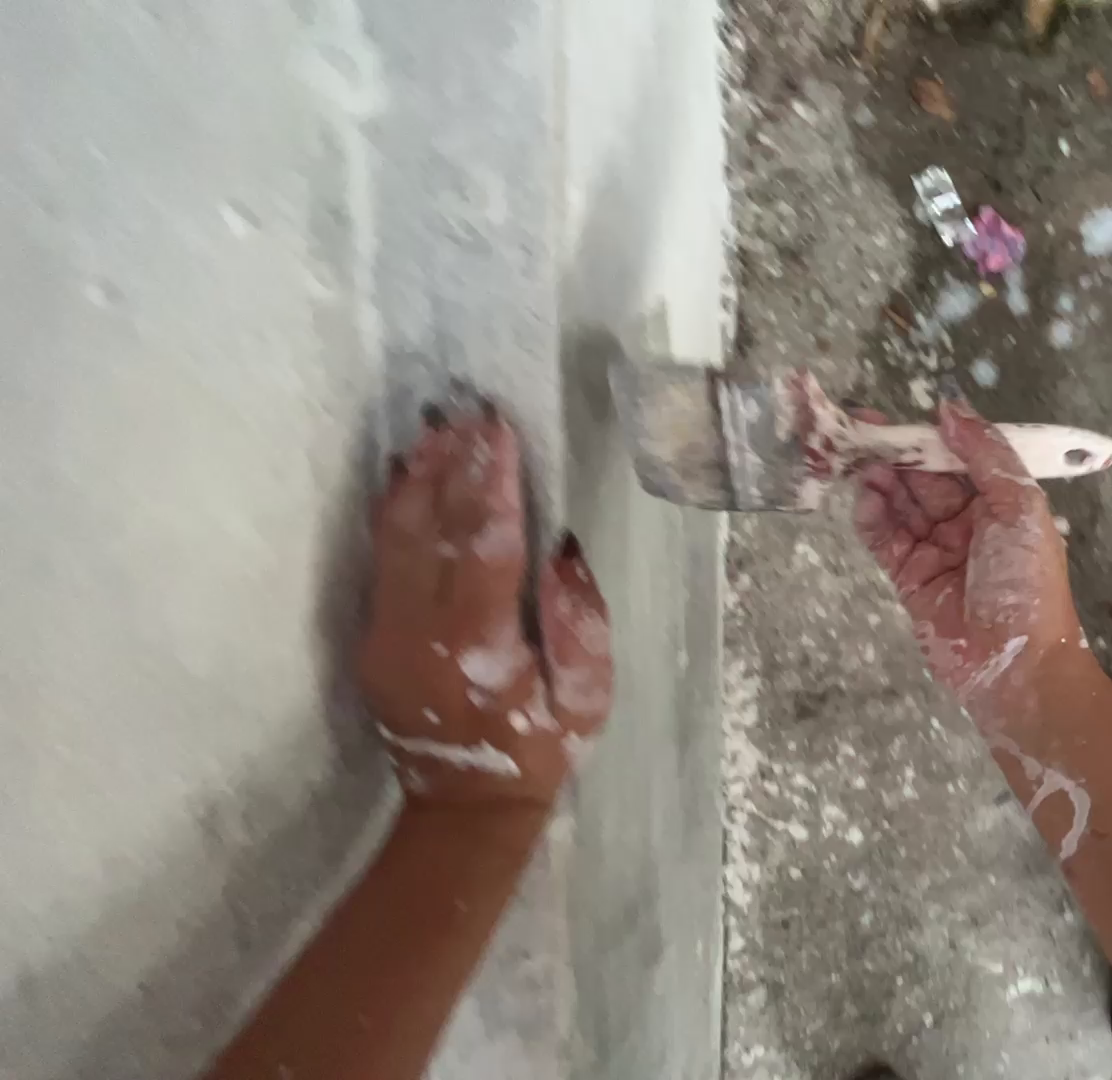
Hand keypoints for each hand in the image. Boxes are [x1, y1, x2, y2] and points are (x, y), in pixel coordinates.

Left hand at [358, 400, 611, 804]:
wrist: (466, 805)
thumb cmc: (544, 746)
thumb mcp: (589, 694)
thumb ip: (580, 622)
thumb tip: (564, 550)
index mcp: (477, 646)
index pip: (483, 546)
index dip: (490, 485)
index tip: (499, 432)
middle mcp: (417, 633)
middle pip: (430, 532)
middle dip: (449, 467)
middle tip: (464, 413)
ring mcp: (385, 636)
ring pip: (393, 541)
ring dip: (415, 481)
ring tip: (432, 431)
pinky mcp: (373, 640)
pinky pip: (382, 562)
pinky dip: (394, 514)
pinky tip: (404, 480)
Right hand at [853, 397, 1082, 720]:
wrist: (1015, 664)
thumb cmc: (1025, 581)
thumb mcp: (1019, 507)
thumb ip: (986, 454)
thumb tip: (950, 408)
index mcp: (1000, 502)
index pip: (960, 459)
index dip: (932, 437)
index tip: (903, 416)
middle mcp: (966, 522)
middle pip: (925, 478)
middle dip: (898, 454)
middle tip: (862, 428)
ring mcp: (935, 550)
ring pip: (901, 505)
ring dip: (881, 480)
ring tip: (857, 457)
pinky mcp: (909, 578)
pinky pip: (885, 539)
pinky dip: (872, 516)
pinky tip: (863, 494)